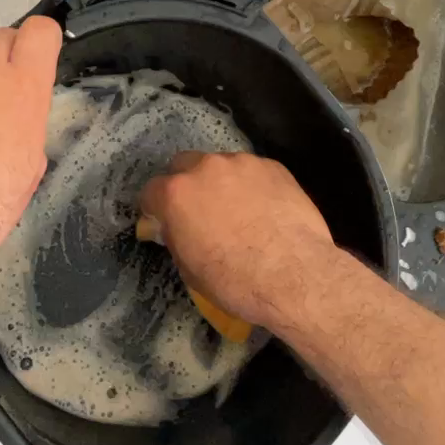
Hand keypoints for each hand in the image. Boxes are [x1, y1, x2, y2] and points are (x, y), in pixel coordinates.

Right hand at [139, 151, 335, 326]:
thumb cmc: (235, 280)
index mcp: (176, 193)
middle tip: (199, 211)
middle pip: (183, 165)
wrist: (295, 274)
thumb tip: (170, 227)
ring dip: (221, 183)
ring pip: (221, 166)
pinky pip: (252, 171)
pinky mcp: (272, 165)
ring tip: (238, 211)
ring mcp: (241, 163)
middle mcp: (205, 168)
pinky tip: (264, 210)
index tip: (163, 222)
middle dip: (186, 184)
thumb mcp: (190, 268)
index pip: (150, 191)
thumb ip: (175, 237)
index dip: (155, 209)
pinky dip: (251, 185)